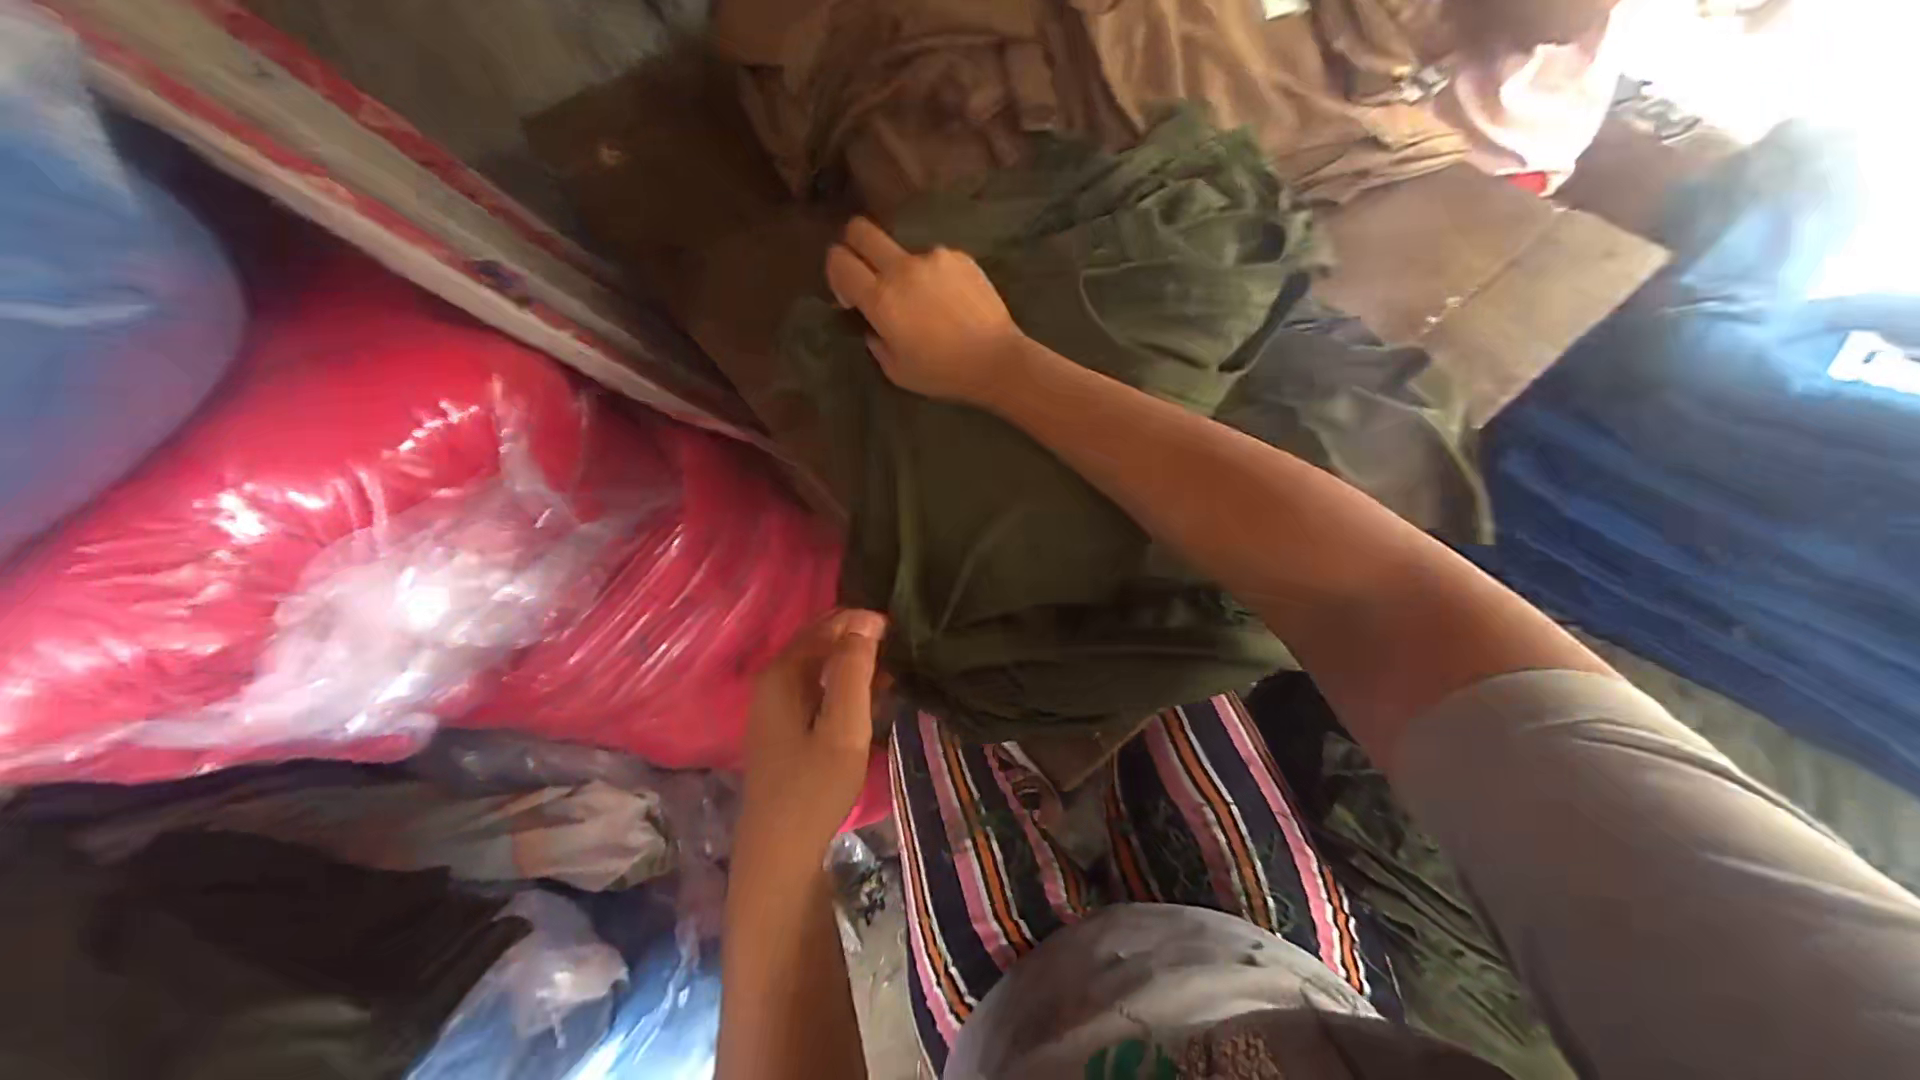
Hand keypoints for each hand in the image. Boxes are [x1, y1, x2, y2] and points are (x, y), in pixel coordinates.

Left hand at [737, 609, 888, 866]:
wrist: (781, 853)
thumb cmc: (815, 788)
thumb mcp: (844, 727)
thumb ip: (853, 671)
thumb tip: (865, 620)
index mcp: (783, 672)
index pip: (830, 625)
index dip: (867, 622)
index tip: (904, 635)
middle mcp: (774, 679)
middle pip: (823, 640)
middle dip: (862, 639)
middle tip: (902, 652)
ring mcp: (777, 702)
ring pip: (823, 665)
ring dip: (857, 663)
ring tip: (895, 672)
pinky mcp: (786, 724)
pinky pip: (820, 687)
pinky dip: (846, 686)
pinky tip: (873, 697)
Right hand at [825, 216, 1027, 405]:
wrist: (997, 360)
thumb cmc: (943, 373)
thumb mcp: (896, 370)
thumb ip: (875, 341)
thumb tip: (872, 323)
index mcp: (881, 298)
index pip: (838, 260)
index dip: (836, 275)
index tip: (851, 297)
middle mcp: (902, 268)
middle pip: (860, 229)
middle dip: (854, 246)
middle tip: (868, 274)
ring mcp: (933, 257)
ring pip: (902, 250)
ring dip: (903, 270)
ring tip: (927, 304)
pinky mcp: (959, 256)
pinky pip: (934, 260)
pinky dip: (933, 276)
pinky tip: (951, 302)